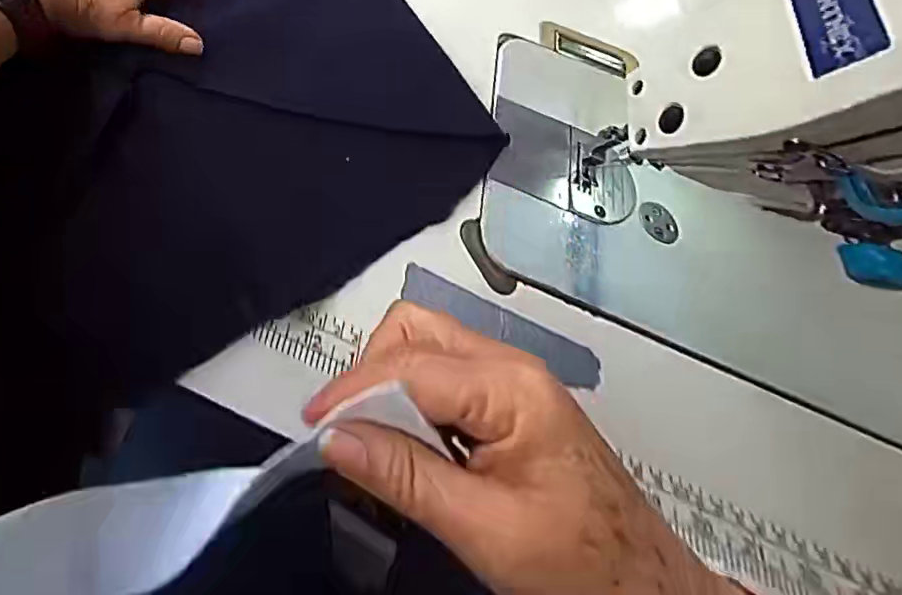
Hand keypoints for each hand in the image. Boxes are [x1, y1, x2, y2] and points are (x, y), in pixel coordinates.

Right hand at [303, 303, 738, 594]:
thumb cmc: (585, 569)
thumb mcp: (487, 532)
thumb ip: (404, 478)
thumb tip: (333, 440)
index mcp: (511, 389)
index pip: (409, 369)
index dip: (354, 393)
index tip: (316, 425)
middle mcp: (507, 365)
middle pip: (411, 332)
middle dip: (370, 375)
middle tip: (351, 426)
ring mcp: (506, 375)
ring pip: (418, 341)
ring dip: (385, 379)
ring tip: (377, 431)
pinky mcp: (502, 392)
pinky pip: (434, 367)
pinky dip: (406, 392)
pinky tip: (407, 434)